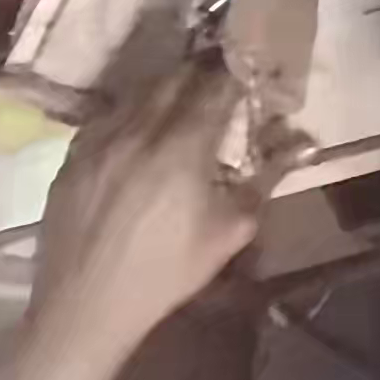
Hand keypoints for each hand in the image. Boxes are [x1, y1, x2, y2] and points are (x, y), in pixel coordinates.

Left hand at [0, 59, 274, 379]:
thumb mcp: (233, 227)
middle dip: (204, 69)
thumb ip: (270, 177)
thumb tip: (307, 143)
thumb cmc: (168, 271)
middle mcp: (140, 134)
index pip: (217, 88)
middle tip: (224, 67)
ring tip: (188, 86)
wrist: (81, 314)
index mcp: (183, 148)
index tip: (252, 64)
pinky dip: (133, 106)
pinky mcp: (72, 159)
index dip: (237, 72)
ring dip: (170, 83)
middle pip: (178, 78)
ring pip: (141, 91)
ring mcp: (100, 144)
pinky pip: (108, 115)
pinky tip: (143, 118)